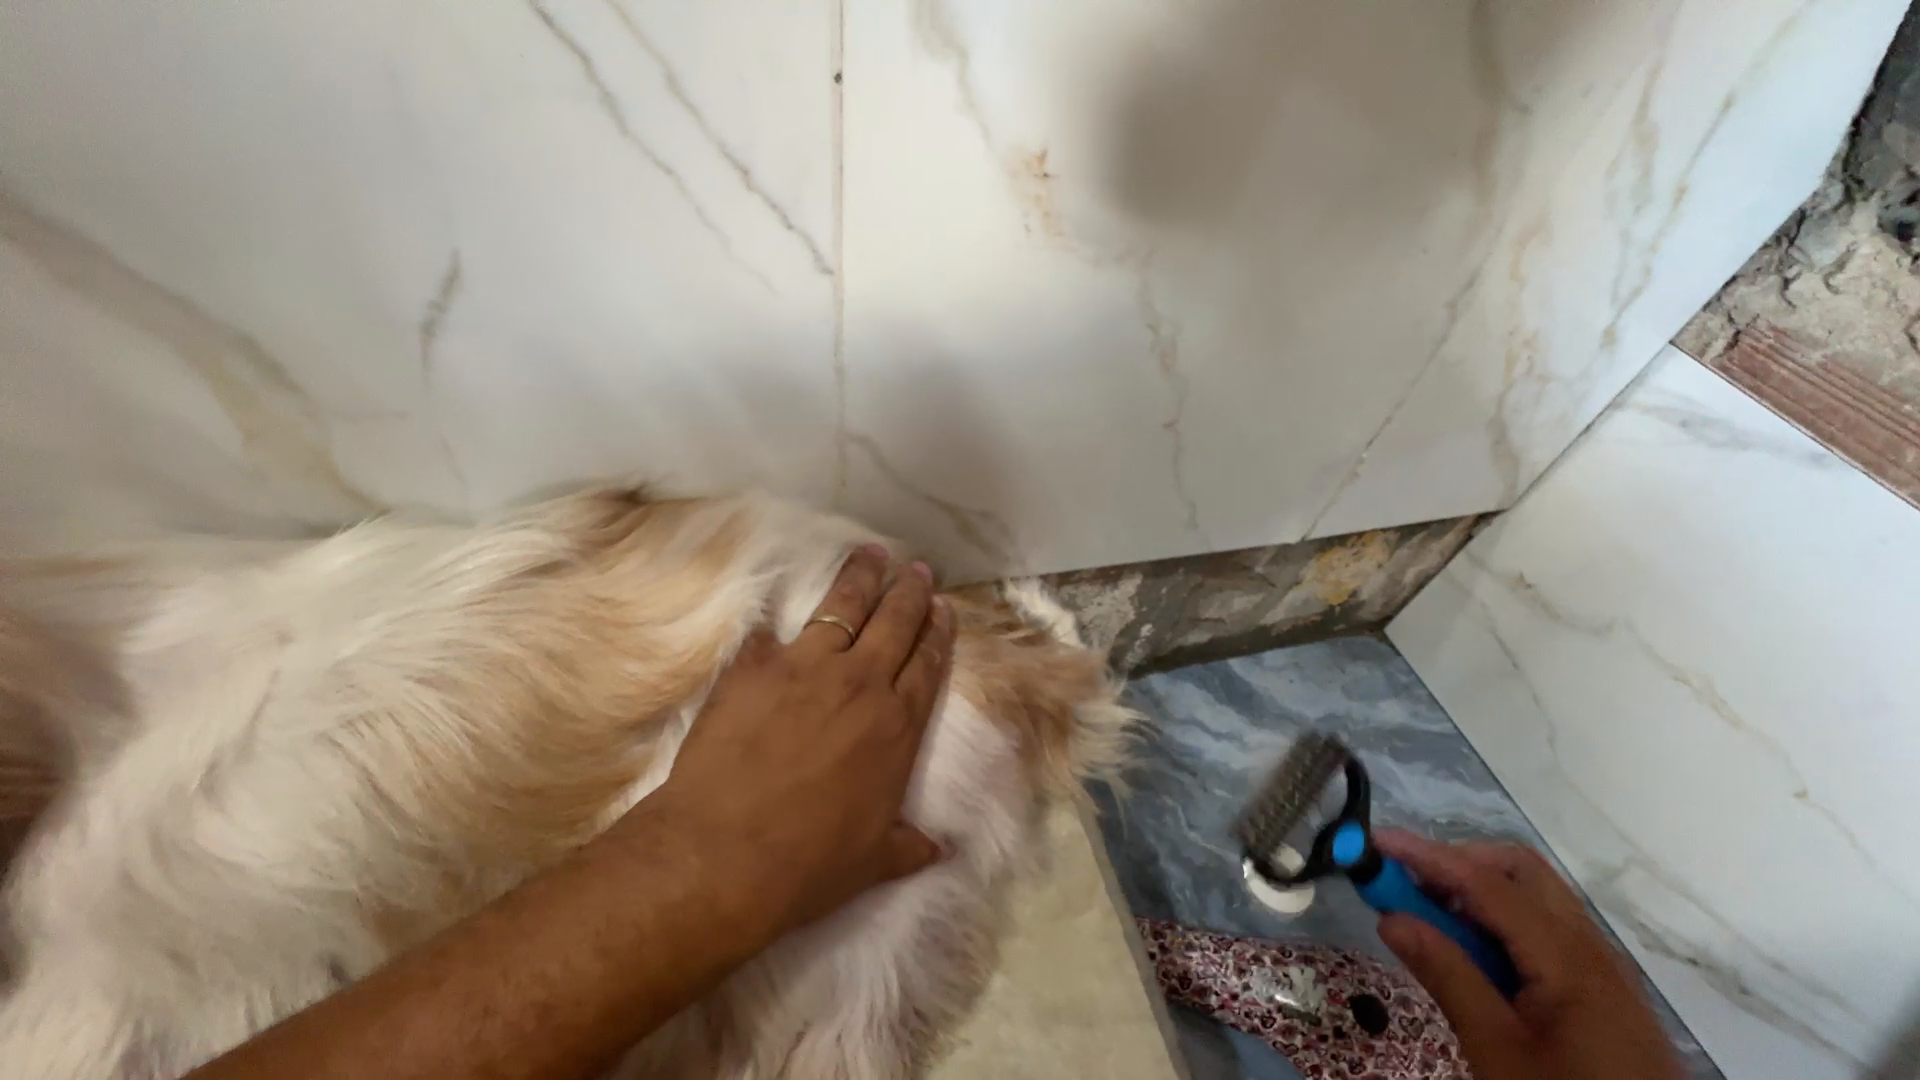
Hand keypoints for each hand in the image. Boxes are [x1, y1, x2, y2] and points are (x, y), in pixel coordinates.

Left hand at [650, 545, 953, 937]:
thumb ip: (910, 847)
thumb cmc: (809, 864)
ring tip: (871, 552)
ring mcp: (805, 668)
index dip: (938, 631)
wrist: (724, 854)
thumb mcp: (874, 862)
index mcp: (897, 725)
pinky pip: (769, 630)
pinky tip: (774, 603)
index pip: (927, 663)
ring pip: (843, 607)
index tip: (944, 607)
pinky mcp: (753, 666)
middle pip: (895, 622)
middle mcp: (860, 684)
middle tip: (918, 568)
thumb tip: (941, 850)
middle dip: (910, 590)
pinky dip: (774, 617)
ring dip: (861, 576)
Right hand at [1373, 831, 1682, 1079]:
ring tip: (1430, 919)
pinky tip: (1471, 952)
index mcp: (1568, 958)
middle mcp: (1591, 947)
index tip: (1373, 842)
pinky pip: (1545, 928)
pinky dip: (1499, 920)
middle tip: (1407, 884)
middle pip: (1519, 870)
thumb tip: (1390, 918)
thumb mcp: (1497, 1049)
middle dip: (1457, 861)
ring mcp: (1601, 967)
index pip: (1485, 882)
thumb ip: (1446, 976)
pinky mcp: (1601, 990)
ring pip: (1533, 895)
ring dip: (1476, 889)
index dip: (1425, 855)